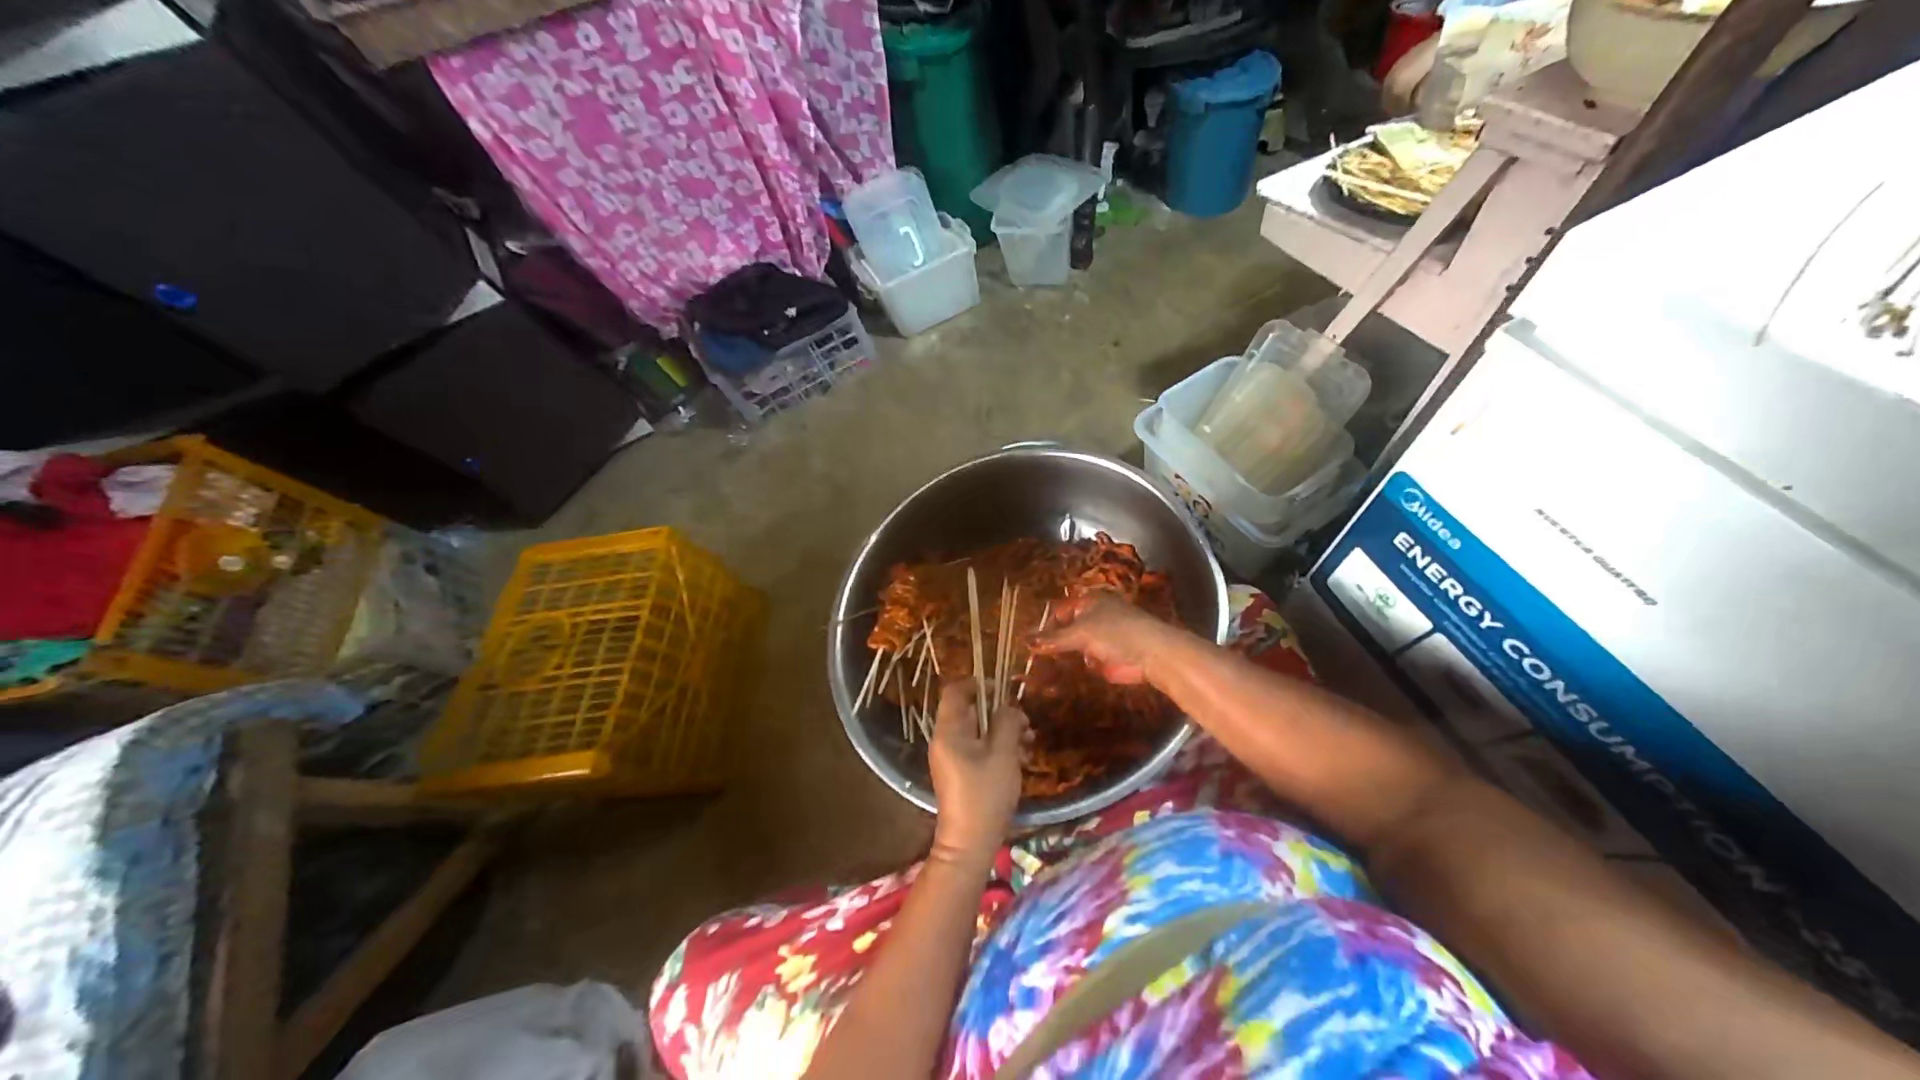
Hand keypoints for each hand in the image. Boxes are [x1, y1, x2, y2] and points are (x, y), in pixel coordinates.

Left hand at [928, 681, 1026, 861]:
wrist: (969, 843)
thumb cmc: (986, 794)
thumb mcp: (1003, 754)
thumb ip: (1006, 723)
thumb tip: (1007, 706)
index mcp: (949, 730)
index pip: (955, 691)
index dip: (978, 683)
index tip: (1003, 690)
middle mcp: (944, 739)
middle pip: (969, 710)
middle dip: (999, 712)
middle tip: (1025, 723)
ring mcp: (951, 757)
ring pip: (977, 730)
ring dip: (1002, 731)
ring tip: (1028, 741)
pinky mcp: (959, 772)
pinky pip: (977, 748)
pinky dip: (997, 747)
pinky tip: (1020, 758)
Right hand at [1032, 594, 1180, 684]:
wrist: (1151, 654)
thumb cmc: (1115, 632)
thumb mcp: (1079, 633)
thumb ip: (1053, 639)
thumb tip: (1025, 640)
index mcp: (1089, 601)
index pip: (1060, 610)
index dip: (1045, 623)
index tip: (1028, 639)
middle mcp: (1094, 617)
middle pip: (1066, 629)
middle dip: (1051, 641)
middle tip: (1029, 655)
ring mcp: (1101, 639)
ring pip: (1074, 647)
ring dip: (1061, 657)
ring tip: (1036, 669)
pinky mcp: (1106, 659)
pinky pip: (1083, 663)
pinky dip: (1073, 669)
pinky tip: (1055, 677)